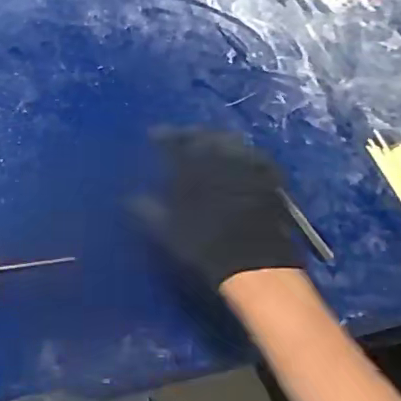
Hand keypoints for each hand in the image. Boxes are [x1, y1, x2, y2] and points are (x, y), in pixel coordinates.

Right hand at [134, 128, 301, 289]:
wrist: (253, 265)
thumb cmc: (201, 245)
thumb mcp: (163, 228)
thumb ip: (146, 207)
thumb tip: (130, 196)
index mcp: (191, 169)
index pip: (174, 142)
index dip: (163, 136)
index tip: (153, 134)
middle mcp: (221, 162)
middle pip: (206, 137)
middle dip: (193, 135)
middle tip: (182, 138)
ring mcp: (249, 170)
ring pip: (232, 145)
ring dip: (219, 142)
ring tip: (209, 147)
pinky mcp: (270, 183)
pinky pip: (255, 160)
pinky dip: (244, 157)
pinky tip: (240, 163)